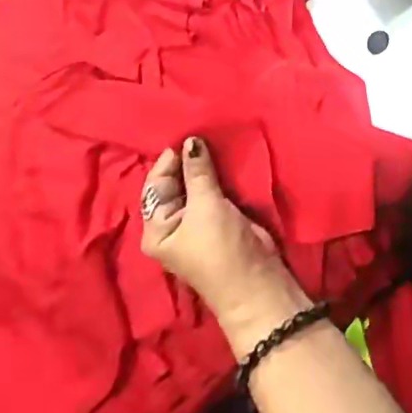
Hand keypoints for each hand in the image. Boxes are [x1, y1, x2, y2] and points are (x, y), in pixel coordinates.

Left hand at [141, 137, 308, 344]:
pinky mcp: (220, 219)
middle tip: (203, 134)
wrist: (255, 278)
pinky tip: (226, 158)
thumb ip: (198, 172)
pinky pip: (213, 192)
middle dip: (187, 162)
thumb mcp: (205, 207)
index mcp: (157, 228)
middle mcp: (172, 225)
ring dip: (205, 167)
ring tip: (215, 140)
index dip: (170, 162)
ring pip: (196, 186)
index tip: (187, 137)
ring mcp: (197, 222)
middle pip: (175, 185)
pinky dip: (218, 176)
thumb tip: (191, 140)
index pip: (156, 186)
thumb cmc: (219, 246)